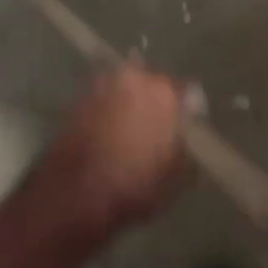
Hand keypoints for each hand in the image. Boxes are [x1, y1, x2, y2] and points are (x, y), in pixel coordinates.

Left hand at [28, 60, 195, 234]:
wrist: (79, 188)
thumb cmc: (136, 184)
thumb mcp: (175, 177)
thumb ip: (183, 149)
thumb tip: (181, 139)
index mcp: (165, 94)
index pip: (188, 90)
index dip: (189, 108)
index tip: (188, 122)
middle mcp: (135, 78)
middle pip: (153, 81)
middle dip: (157, 97)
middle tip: (158, 121)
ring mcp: (105, 83)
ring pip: (126, 83)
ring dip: (131, 97)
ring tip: (132, 121)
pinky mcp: (81, 95)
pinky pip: (104, 94)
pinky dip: (109, 105)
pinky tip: (110, 125)